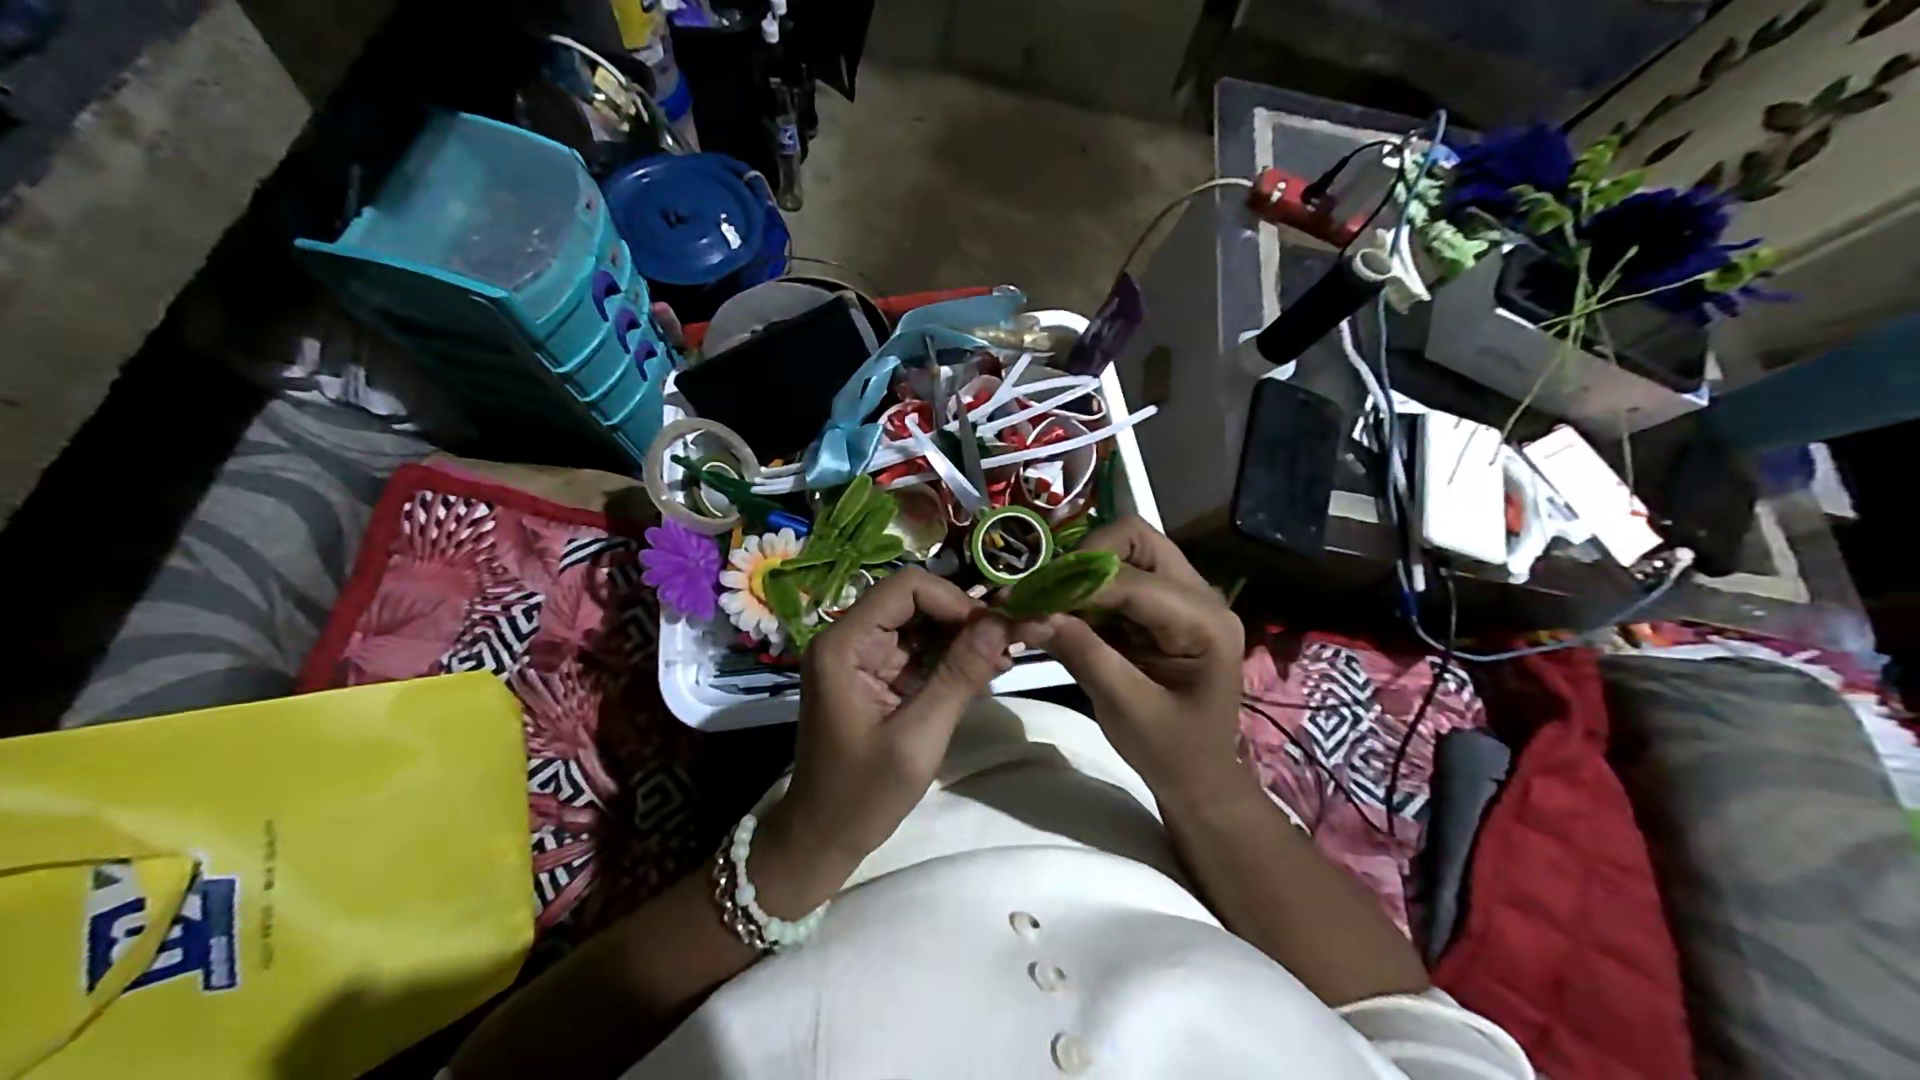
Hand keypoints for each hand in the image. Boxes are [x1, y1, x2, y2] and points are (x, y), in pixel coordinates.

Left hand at [762, 568, 1012, 908]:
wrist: (822, 836)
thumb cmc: (863, 794)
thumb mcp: (918, 738)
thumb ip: (958, 676)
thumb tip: (1000, 624)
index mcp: (843, 645)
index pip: (905, 588)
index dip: (954, 600)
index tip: (992, 631)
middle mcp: (848, 638)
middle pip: (914, 601)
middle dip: (962, 618)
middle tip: (1008, 643)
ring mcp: (860, 657)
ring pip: (920, 623)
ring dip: (961, 636)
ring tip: (1003, 658)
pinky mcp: (874, 675)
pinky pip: (917, 649)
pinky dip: (949, 656)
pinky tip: (983, 671)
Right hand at [1017, 517, 1247, 804]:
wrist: (1200, 776)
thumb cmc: (1172, 751)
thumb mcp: (1125, 708)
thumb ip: (1082, 654)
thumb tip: (1030, 614)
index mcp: (1204, 623)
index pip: (1133, 581)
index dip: (1075, 583)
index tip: (1026, 599)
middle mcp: (1200, 596)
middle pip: (1136, 539)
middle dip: (1084, 557)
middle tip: (1046, 592)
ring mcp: (1183, 596)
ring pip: (1127, 549)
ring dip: (1084, 569)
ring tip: (1051, 601)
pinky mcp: (1163, 604)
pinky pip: (1121, 573)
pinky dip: (1089, 586)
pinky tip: (1066, 612)